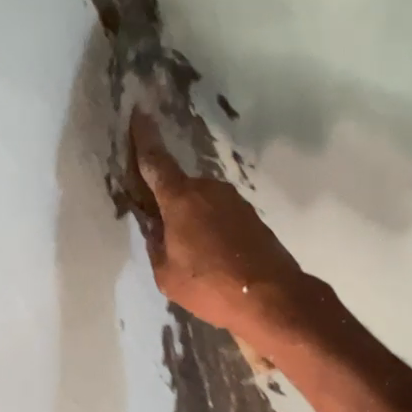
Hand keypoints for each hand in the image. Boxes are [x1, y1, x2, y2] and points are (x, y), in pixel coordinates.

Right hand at [129, 110, 303, 334]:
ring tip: (194, 259)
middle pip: (180, 189)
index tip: (139, 113)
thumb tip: (156, 229)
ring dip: (195, 222)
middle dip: (170, 205)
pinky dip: (214, 233)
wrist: (273, 299)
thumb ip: (156, 245)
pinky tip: (215, 262)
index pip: (155, 161)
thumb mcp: (166, 273)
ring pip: (202, 205)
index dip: (144, 138)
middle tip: (165, 236)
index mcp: (181, 198)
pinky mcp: (253, 218)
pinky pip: (221, 218)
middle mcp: (209, 190)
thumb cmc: (210, 285)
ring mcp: (235, 202)